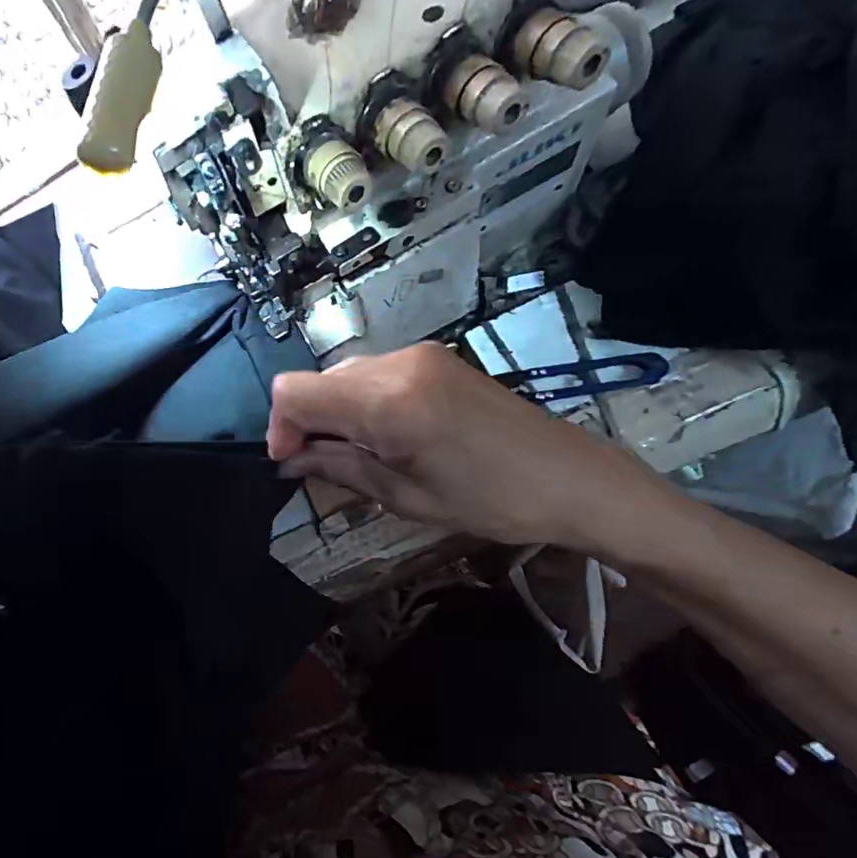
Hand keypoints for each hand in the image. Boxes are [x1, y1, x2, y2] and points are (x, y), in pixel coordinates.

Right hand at [267, 343, 675, 555]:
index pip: (294, 392)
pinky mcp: (434, 357)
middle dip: (307, 421)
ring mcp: (418, 355)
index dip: (281, 427)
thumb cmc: (492, 501)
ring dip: (335, 411)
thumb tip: (291, 460)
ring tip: (359, 452)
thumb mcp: (405, 497)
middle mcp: (396, 364)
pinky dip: (362, 401)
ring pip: (343, 375)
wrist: (575, 479)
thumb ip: (338, 468)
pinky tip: (387, 432)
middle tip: (322, 464)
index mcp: (387, 402)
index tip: (293, 462)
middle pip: (317, 380)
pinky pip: (374, 373)